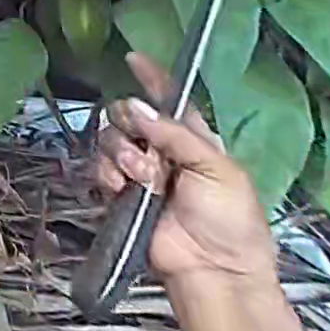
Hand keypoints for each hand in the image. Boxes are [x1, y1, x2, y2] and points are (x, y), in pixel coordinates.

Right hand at [91, 52, 277, 289]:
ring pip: (110, 138)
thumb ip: (176, 134)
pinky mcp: (118, 192)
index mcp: (191, 138)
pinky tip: (125, 190)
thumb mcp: (218, 169)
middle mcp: (160, 148)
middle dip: (131, 127)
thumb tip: (134, 106)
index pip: (168, 97)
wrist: (213, 271)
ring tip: (145, 182)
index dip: (151, 77)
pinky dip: (109, 175)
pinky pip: (99, 167)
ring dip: (124, 157)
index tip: (133, 59)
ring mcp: (137, 170)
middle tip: (149, 153)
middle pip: (127, 114)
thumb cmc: (230, 221)